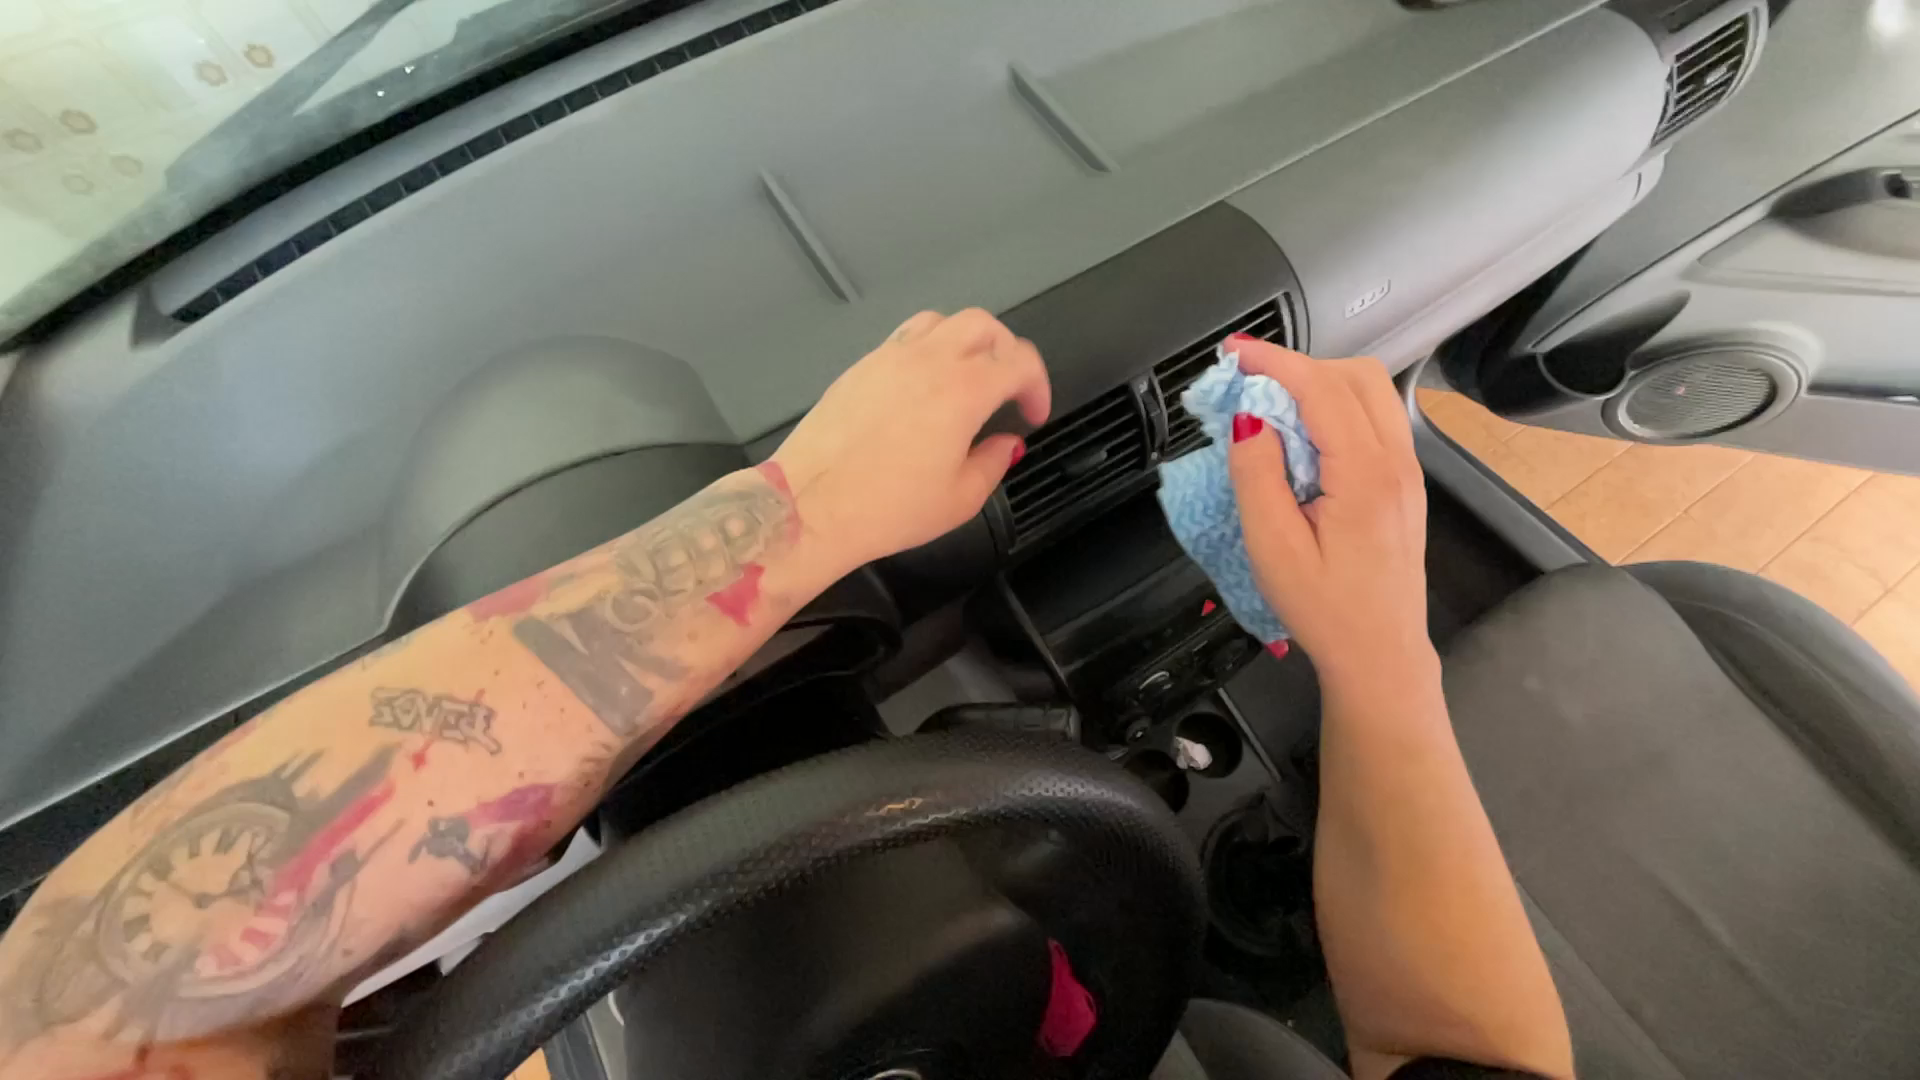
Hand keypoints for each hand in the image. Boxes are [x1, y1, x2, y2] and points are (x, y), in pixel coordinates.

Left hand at [772, 309, 1050, 568]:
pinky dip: (928, 350)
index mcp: (963, 389)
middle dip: (1006, 352)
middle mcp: (928, 360)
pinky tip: (923, 387)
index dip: (1038, 385)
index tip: (1033, 414)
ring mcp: (888, 357)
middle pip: (983, 325)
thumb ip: (993, 462)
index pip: (1020, 360)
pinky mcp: (859, 367)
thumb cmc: (888, 509)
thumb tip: (1005, 443)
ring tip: (966, 378)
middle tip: (1008, 388)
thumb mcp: (960, 499)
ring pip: (941, 321)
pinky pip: (904, 338)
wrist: (811, 507)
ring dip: (965, 342)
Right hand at [1225, 337, 1431, 687]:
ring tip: (1269, 405)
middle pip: (1356, 377)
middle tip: (1248, 381)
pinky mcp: (1400, 483)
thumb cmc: (1324, 609)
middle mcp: (1395, 463)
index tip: (1235, 352)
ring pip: (1369, 394)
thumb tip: (1248, 420)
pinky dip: (1333, 407)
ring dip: (1318, 384)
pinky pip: (1371, 420)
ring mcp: (1405, 472)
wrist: (1379, 653)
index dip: (1275, 362)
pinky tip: (1299, 434)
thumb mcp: (1273, 548)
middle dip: (1299, 366)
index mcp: (1364, 476)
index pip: (1322, 390)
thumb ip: (1257, 476)